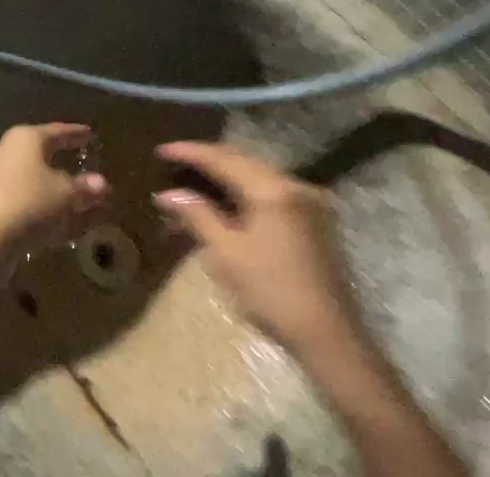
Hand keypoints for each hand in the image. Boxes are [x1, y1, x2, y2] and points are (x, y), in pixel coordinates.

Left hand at [0, 123, 109, 270]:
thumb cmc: (27, 203)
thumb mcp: (65, 195)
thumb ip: (85, 189)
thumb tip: (102, 183)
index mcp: (26, 140)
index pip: (57, 132)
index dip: (76, 134)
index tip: (90, 133)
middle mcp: (10, 156)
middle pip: (46, 161)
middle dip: (71, 172)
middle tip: (94, 177)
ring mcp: (0, 184)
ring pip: (40, 189)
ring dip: (64, 201)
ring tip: (91, 211)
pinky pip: (31, 210)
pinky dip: (51, 218)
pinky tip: (70, 234)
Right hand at [153, 142, 361, 360]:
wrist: (329, 338)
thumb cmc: (272, 293)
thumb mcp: (226, 254)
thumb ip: (197, 215)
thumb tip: (168, 194)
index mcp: (273, 190)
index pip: (223, 159)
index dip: (190, 153)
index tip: (161, 151)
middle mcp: (295, 186)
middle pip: (243, 162)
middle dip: (207, 163)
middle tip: (174, 164)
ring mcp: (310, 204)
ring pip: (258, 178)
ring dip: (225, 179)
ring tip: (193, 185)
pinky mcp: (315, 222)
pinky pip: (272, 195)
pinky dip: (245, 195)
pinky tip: (225, 206)